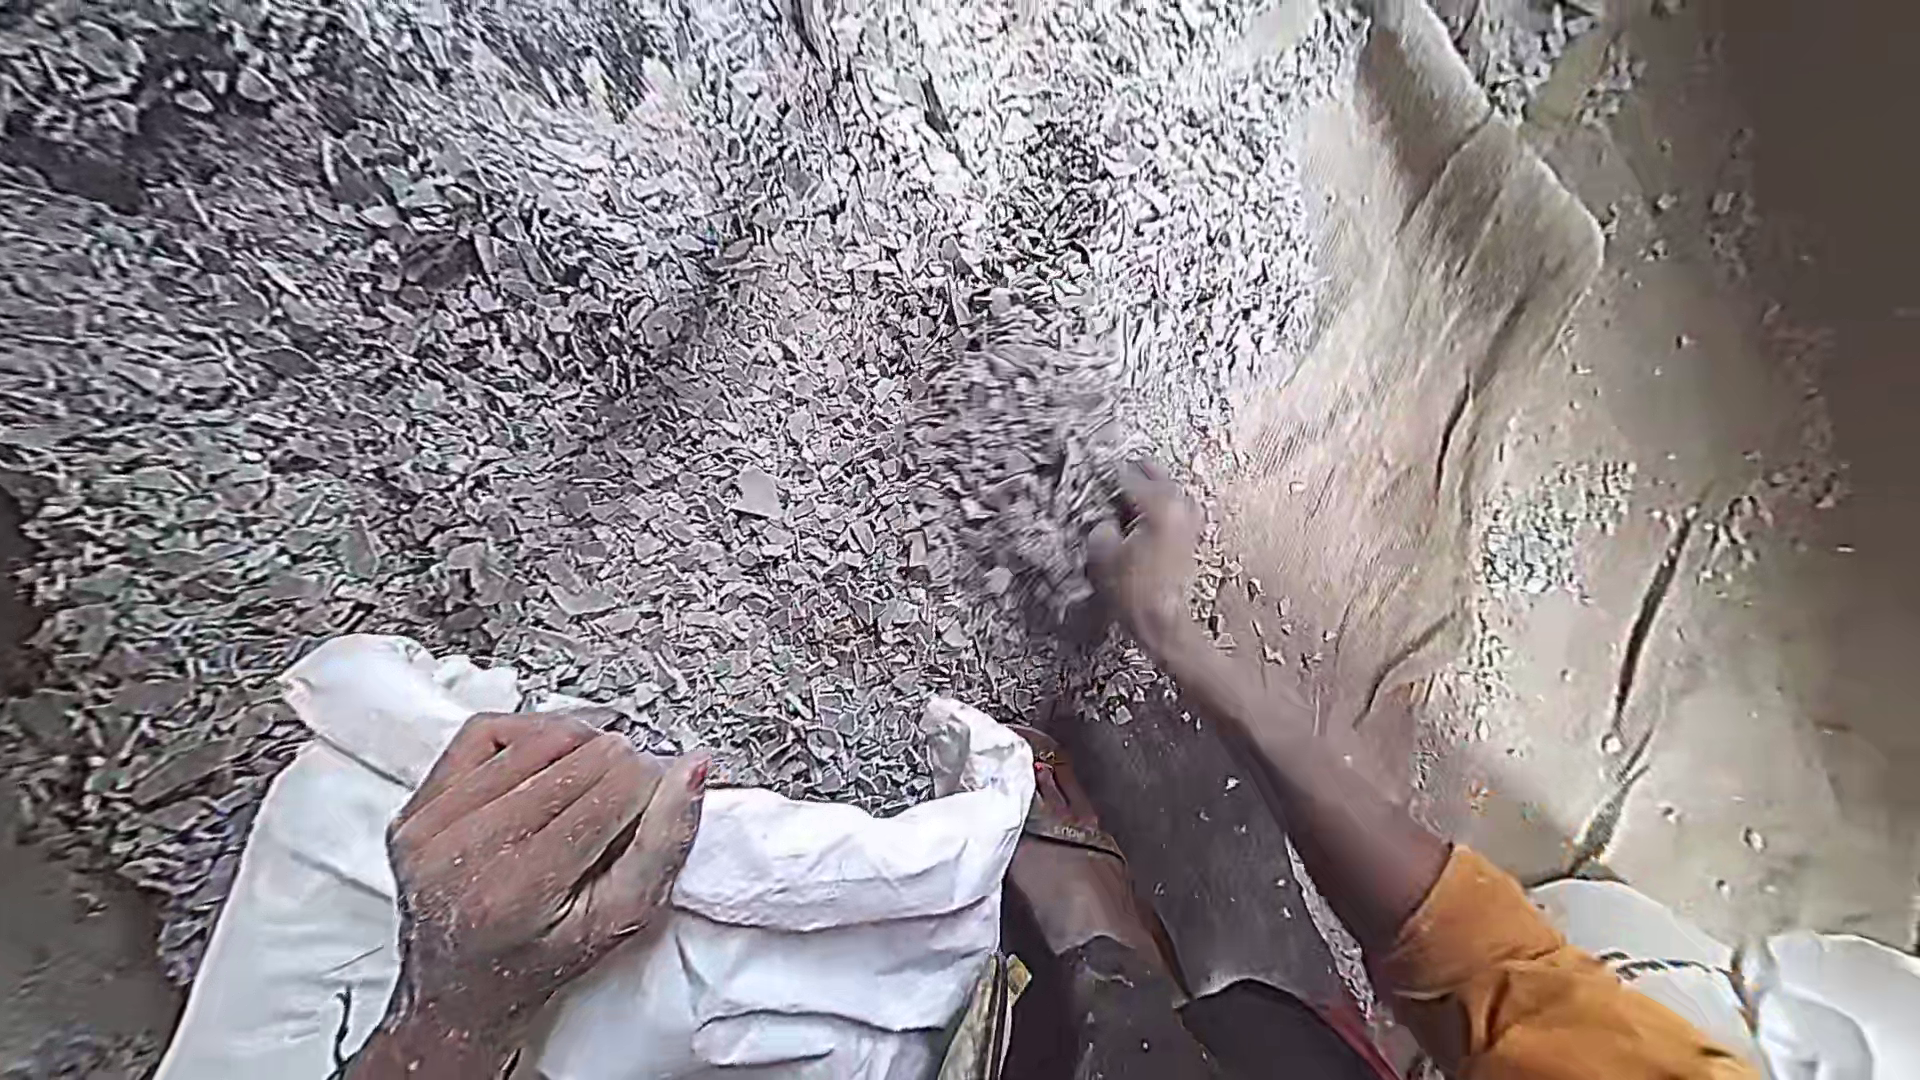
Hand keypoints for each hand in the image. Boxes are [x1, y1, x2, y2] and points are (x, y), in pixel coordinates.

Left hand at [355, 711, 707, 1075]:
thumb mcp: (628, 914)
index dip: (653, 786)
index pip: (621, 784)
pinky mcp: (416, 805)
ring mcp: (431, 827)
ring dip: (586, 750)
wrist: (464, 986)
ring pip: (550, 734)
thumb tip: (694, 765)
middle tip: (618, 807)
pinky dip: (535, 736)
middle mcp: (461, 854)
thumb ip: (668, 839)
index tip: (650, 808)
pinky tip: (548, 769)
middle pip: (590, 754)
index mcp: (517, 889)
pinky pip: (494, 729)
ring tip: (588, 786)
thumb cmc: (550, 953)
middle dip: (622, 770)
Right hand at [1087, 460, 1202, 649]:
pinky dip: (1162, 505)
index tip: (1096, 470)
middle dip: (1138, 472)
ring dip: (1153, 487)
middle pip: (1159, 478)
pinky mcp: (1190, 539)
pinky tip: (1146, 511)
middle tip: (1118, 470)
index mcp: (1159, 507)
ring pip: (1172, 492)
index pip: (1130, 479)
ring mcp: (1189, 524)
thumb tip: (1108, 521)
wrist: (1160, 621)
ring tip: (1132, 488)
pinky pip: (1177, 509)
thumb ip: (1102, 527)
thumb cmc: (1133, 590)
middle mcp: (1180, 510)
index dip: (1109, 475)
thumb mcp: (1102, 554)